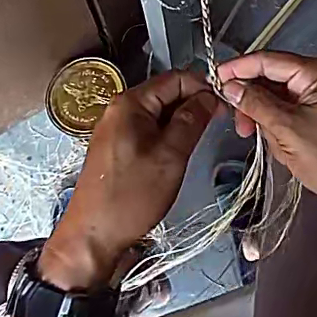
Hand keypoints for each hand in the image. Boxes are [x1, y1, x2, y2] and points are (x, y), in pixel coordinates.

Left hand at [41, 69, 220, 290]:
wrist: (92, 238)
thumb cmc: (131, 196)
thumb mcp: (170, 155)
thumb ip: (192, 119)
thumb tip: (209, 95)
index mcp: (131, 103)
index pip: (176, 78)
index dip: (203, 87)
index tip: (224, 106)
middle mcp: (121, 109)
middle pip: (168, 92)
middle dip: (195, 103)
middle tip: (218, 124)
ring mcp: (118, 128)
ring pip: (161, 112)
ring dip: (184, 121)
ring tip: (201, 140)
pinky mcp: (119, 147)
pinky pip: (151, 129)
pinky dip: (169, 134)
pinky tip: (180, 152)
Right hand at [216, 52, 316, 217]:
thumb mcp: (287, 129)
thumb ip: (256, 103)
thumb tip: (232, 87)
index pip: (268, 60)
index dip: (239, 68)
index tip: (215, 77)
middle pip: (271, 79)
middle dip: (253, 101)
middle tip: (239, 121)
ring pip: (277, 99)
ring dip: (266, 119)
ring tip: (268, 141)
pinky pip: (288, 114)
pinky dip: (278, 129)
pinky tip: (281, 146)